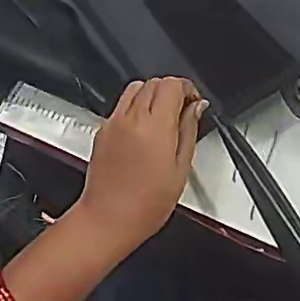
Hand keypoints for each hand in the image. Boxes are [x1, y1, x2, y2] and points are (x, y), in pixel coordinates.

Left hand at [75, 78, 204, 251]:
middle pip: (153, 82)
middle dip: (171, 90)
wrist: (108, 218)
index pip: (171, 85)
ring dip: (151, 95)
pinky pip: (120, 106)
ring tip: (162, 118)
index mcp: (155, 126)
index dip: (187, 88)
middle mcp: (131, 119)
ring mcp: (114, 123)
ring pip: (134, 89)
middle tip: (182, 110)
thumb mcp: (181, 169)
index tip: (194, 101)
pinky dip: (134, 108)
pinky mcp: (102, 130)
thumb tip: (197, 108)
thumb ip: (189, 131)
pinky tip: (143, 130)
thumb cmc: (144, 204)